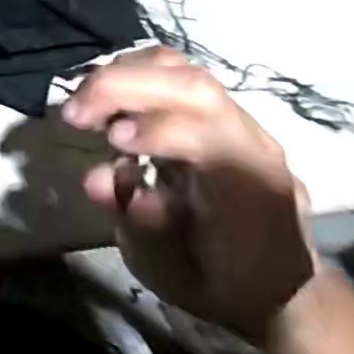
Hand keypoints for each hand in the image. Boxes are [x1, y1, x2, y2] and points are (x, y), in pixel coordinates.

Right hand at [62, 47, 316, 341]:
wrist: (280, 280)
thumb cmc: (226, 284)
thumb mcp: (181, 280)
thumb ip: (144, 231)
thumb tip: (99, 179)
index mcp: (253, 190)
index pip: (209, 136)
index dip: (156, 130)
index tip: (108, 139)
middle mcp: (251, 142)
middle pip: (193, 86)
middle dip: (125, 86)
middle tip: (73, 112)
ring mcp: (237, 117)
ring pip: (183, 69)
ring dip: (124, 74)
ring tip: (84, 103)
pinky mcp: (216, 106)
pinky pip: (176, 72)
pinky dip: (134, 72)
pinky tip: (106, 98)